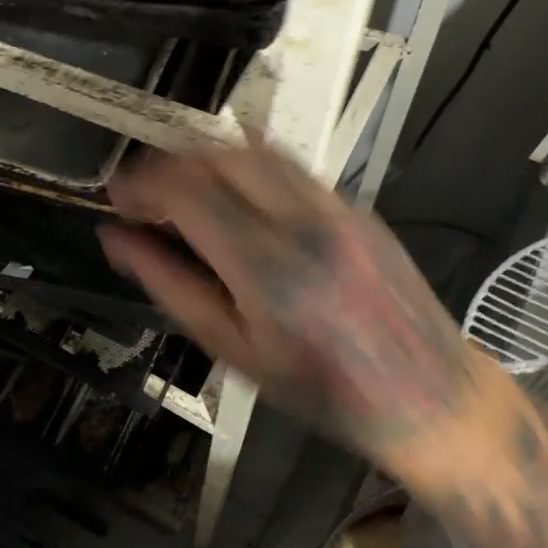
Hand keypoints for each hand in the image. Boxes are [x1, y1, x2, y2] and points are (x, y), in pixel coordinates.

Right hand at [97, 136, 473, 460]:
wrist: (430, 398)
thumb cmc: (321, 389)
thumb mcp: (233, 350)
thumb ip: (170, 287)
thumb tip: (116, 240)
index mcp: (267, 269)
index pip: (187, 193)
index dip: (140, 185)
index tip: (116, 197)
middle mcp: (303, 224)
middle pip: (218, 157)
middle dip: (168, 163)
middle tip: (143, 191)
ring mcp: (336, 208)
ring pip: (255, 150)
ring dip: (205, 156)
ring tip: (180, 185)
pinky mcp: (355, 206)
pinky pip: (289, 164)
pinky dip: (245, 164)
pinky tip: (231, 190)